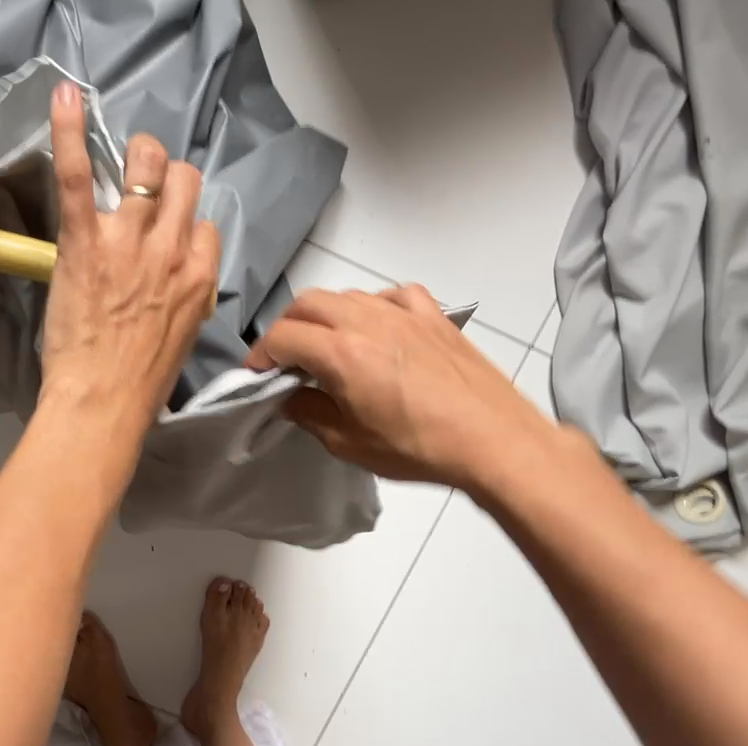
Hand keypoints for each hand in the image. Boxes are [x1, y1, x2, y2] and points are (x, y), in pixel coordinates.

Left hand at [38, 81, 220, 429]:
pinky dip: (69, 134)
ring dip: (136, 159)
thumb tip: (174, 291)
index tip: (164, 246)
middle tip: (143, 192)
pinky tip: (65, 101)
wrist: (103, 405)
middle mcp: (172, 251)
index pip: (205, 228)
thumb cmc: (139, 388)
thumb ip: (184, 304)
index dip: (184, 231)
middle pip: (184, 182)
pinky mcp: (87, 241)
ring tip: (119, 164)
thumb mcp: (180, 343)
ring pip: (148, 165)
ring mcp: (130, 241)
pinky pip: (78, 175)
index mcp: (199, 279)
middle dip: (167, 181)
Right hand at [246, 286, 570, 492]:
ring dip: (324, 316)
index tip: (256, 376)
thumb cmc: (416, 448)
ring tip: (325, 347)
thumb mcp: (347, 443)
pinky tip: (375, 329)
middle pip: (308, 303)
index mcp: (342, 353)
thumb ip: (309, 413)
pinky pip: (391, 295)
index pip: (283, 337)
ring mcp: (404, 313)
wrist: (491, 440)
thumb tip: (290, 398)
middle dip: (286, 327)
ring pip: (347, 295)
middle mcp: (368, 321)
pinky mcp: (434, 316)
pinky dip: (371, 306)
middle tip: (284, 359)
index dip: (260, 356)